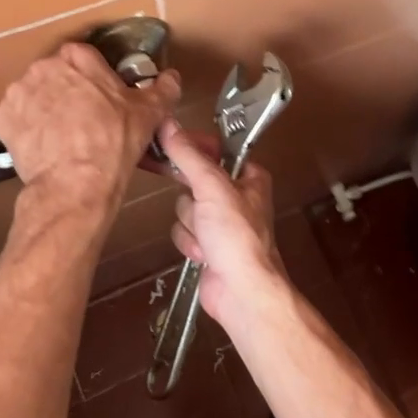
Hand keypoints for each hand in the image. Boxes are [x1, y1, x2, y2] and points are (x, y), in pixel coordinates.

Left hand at [0, 43, 181, 209]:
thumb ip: (163, 89)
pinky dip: (28, 127)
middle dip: (69, 90)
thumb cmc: (113, 142)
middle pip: (57, 73)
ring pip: (35, 94)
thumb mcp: (149, 113)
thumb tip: (171, 77)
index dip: (93, 74)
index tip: (103, 94)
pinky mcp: (2, 120)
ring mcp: (18, 93)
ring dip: (46, 107)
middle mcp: (42, 68)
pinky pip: (17, 117)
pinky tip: (45, 144)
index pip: (84, 55)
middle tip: (87, 117)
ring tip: (65, 135)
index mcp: (76, 58)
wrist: (75, 184)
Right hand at [158, 119, 285, 329]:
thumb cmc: (236, 236)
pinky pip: (184, 230)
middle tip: (199, 208)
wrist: (241, 292)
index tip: (169, 144)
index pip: (213, 150)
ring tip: (208, 238)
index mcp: (248, 176)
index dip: (192, 150)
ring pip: (185, 207)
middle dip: (192, 200)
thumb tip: (169, 125)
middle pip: (193, 180)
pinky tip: (204, 254)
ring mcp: (221, 222)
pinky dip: (190, 243)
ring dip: (191, 225)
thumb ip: (189, 157)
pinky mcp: (207, 244)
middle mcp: (236, 196)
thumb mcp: (212, 188)